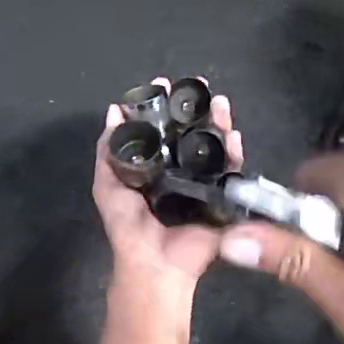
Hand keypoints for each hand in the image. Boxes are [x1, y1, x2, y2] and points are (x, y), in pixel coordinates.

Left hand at [92, 78, 244, 299]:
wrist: (155, 261)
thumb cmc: (129, 225)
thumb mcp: (107, 184)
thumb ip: (109, 152)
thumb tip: (114, 111)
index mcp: (156, 167)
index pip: (163, 129)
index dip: (165, 105)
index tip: (166, 82)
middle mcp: (182, 171)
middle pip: (193, 133)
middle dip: (197, 108)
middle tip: (200, 85)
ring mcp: (205, 184)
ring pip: (215, 147)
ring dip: (219, 123)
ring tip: (220, 103)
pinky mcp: (224, 199)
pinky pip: (233, 173)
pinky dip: (235, 153)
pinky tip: (234, 136)